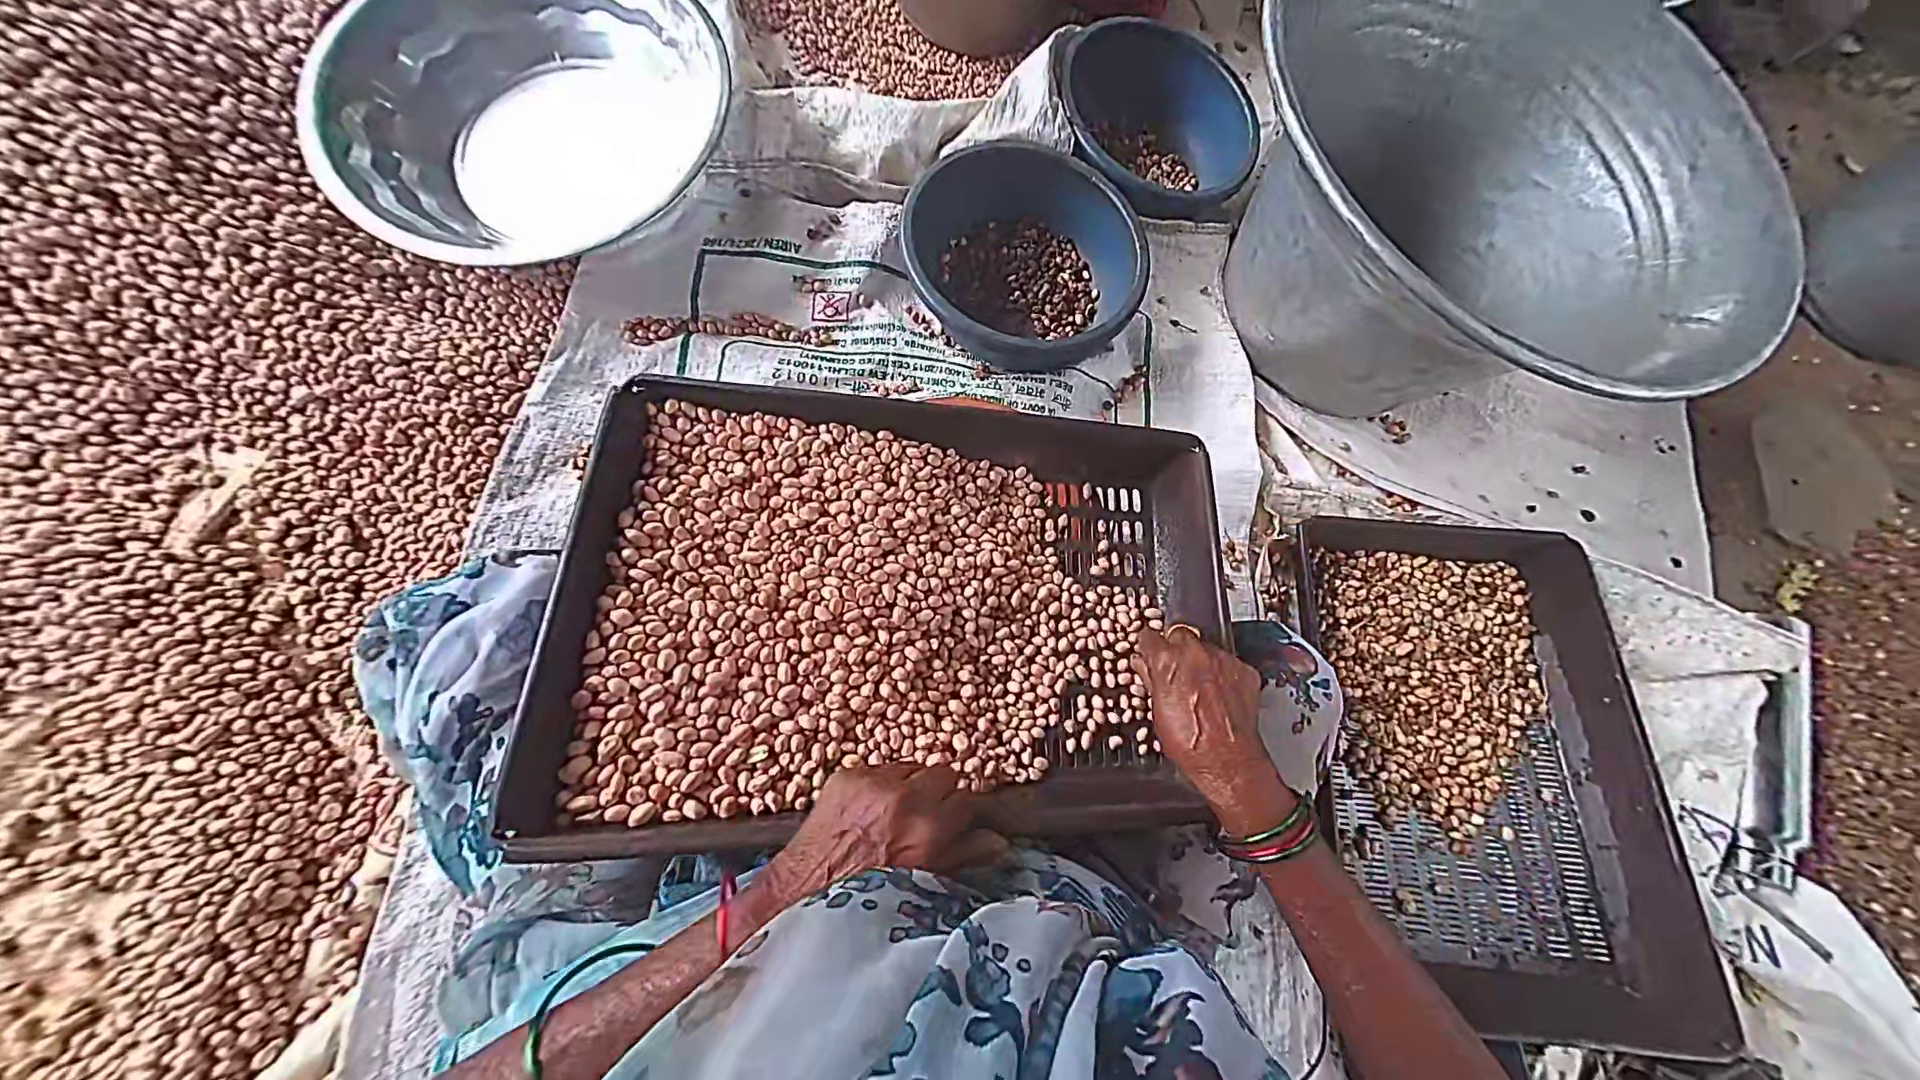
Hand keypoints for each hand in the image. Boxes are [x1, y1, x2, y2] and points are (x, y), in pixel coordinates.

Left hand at [764, 765, 1005, 901]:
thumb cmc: (862, 899)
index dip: (960, 814)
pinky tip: (871, 809)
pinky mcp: (848, 774)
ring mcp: (872, 782)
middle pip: (944, 774)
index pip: (966, 801)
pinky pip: (881, 768)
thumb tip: (1000, 842)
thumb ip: (963, 855)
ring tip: (896, 813)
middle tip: (927, 816)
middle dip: (940, 793)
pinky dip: (883, 784)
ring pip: (913, 767)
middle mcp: (902, 799)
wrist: (800, 893)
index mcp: (926, 830)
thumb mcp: (920, 883)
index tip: (954, 824)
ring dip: (912, 785)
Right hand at [1133, 626, 1298, 836]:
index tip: (1148, 651)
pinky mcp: (1243, 670)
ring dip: (1200, 660)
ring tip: (1199, 686)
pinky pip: (1228, 662)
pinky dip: (1222, 672)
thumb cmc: (1191, 743)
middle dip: (1174, 649)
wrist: (1228, 762)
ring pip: (1205, 647)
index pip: (1149, 636)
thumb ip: (1150, 681)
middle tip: (1174, 670)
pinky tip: (1218, 693)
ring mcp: (1222, 660)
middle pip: (1179, 635)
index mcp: (1166, 661)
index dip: (1147, 646)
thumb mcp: (1157, 712)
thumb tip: (1143, 666)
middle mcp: (1195, 654)